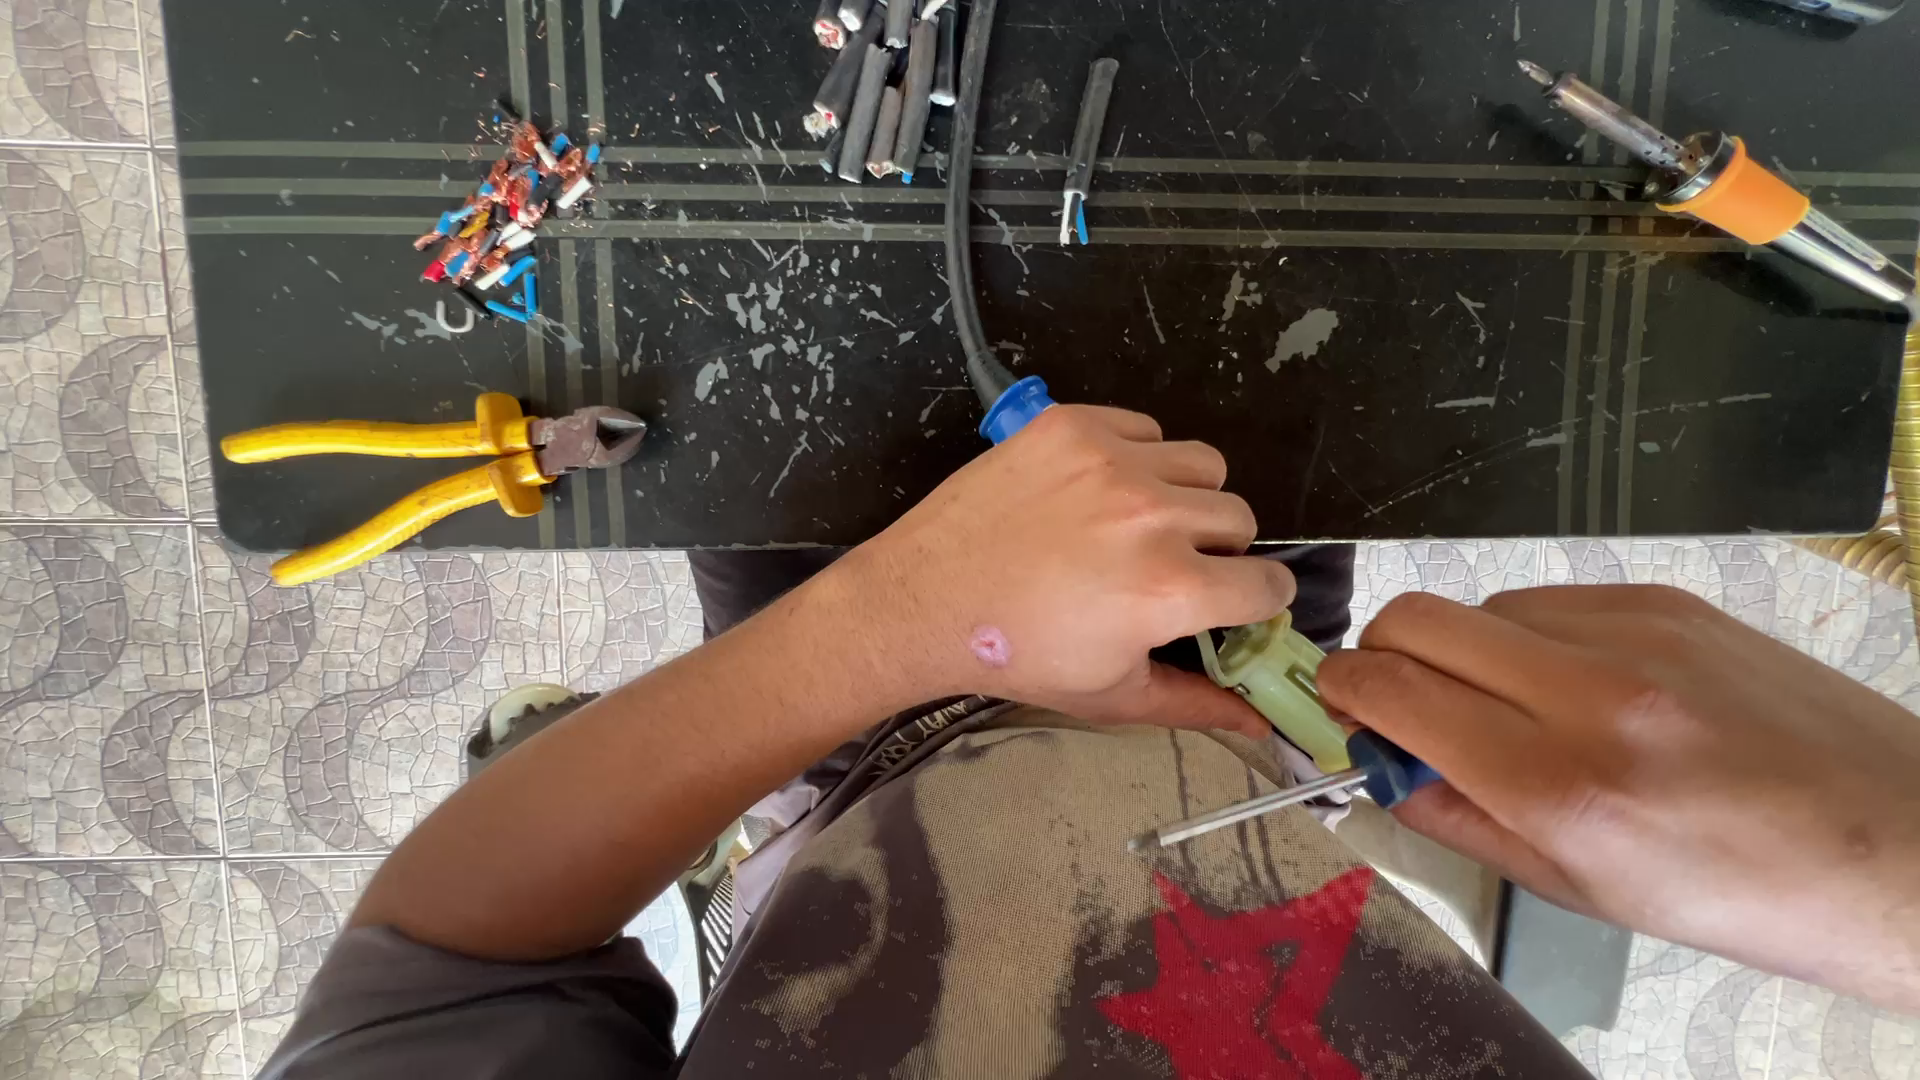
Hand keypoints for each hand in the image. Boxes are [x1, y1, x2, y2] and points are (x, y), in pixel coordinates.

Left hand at [816, 405, 1293, 734]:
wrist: (923, 600)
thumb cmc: (1018, 657)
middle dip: (1217, 550)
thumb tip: (1264, 721)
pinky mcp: (1072, 425)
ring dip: (1185, 497)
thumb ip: (1197, 704)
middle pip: (1241, 519)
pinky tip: (1094, 490)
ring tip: (1132, 523)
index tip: (1226, 603)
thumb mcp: (1110, 694)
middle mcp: (1152, 516)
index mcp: (1170, 591)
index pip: (1269, 584)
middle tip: (1164, 567)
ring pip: (1203, 466)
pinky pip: (1146, 429)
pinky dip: (1137, 457)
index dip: (1252, 602)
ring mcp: (1110, 461)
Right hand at [1316, 586, 1919, 1011]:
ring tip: (1511, 703)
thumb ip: (1444, 811)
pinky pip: (1538, 601)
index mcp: (1556, 782)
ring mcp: (1631, 631)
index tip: (1342, 707)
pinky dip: (1520, 639)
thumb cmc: (1731, 894)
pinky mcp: (1663, 599)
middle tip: (1404, 700)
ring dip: (1456, 651)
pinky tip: (1574, 683)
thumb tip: (1370, 758)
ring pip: (1471, 608)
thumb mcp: (1567, 884)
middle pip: (1409, 618)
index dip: (1339, 688)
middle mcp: (1587, 691)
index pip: (1386, 687)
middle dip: (1379, 654)